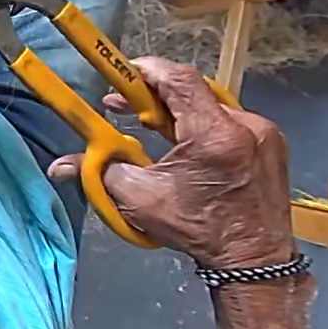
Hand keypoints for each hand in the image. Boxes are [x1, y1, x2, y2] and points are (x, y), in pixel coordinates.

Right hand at [48, 58, 293, 268]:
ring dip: (174, 108)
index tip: (119, 71)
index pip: (179, 80)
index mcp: (213, 135)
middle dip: (152, 92)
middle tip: (120, 104)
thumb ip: (97, 171)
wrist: (253, 259)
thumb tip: (58, 167)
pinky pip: (226, 119)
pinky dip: (197, 121)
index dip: (147, 69)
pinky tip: (177, 140)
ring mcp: (263, 133)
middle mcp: (245, 125)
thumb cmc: (194, 228)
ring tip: (145, 123)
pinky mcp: (269, 144)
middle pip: (192, 89)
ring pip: (209, 104)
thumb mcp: (138, 198)